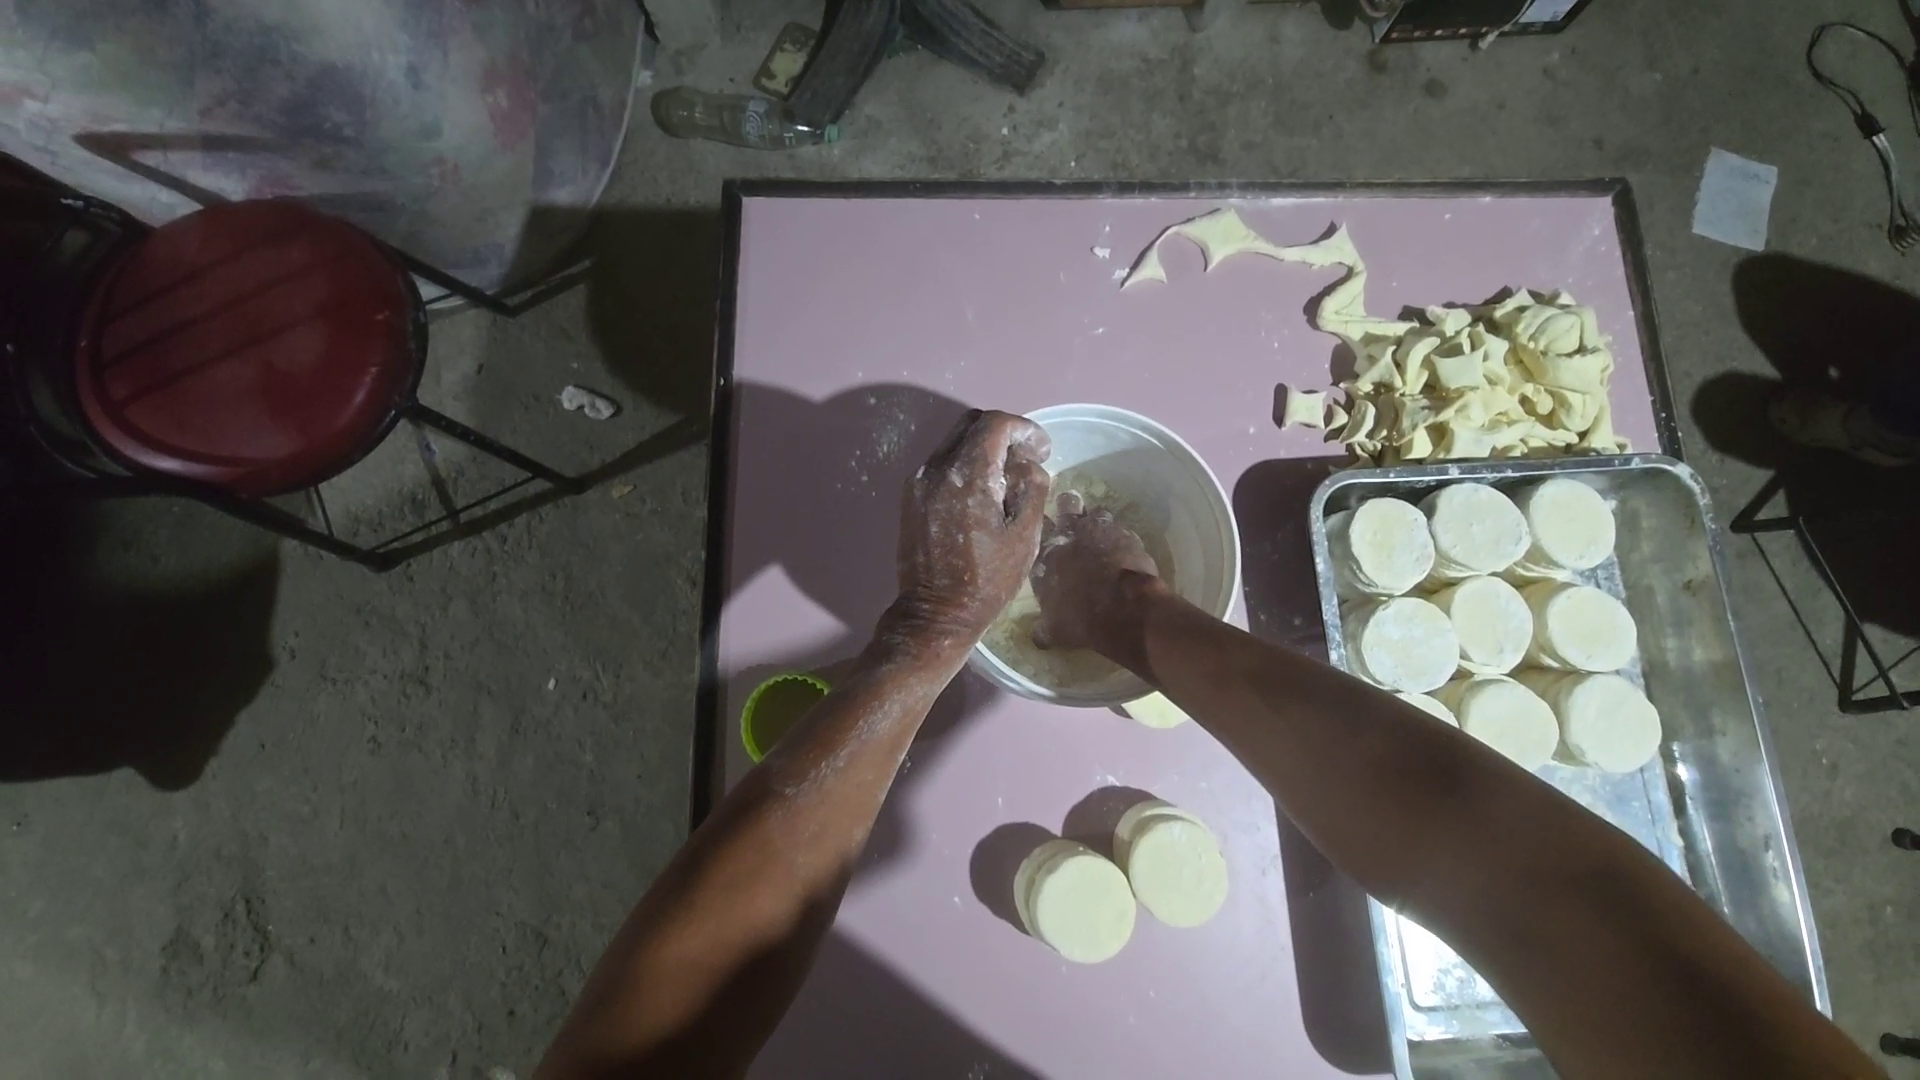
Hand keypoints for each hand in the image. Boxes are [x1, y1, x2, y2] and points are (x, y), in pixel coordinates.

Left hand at [890, 410, 1050, 648]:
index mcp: (966, 476)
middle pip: (971, 424)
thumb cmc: (987, 580)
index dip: (1025, 429)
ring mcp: (918, 481)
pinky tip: (982, 493)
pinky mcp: (911, 496)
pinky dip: (966, 464)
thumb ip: (1031, 487)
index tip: (1042, 451)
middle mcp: (935, 469)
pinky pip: (942, 463)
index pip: (995, 424)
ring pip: (955, 441)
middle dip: (1004, 433)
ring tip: (1006, 479)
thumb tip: (1025, 462)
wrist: (936, 612)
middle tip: (1026, 459)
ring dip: (985, 449)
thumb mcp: (1024, 536)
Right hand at [1031, 491, 1162, 653]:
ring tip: (1100, 535)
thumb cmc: (1080, 618)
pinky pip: (1122, 530)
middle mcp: (1072, 533)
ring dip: (1097, 522)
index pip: (1038, 527)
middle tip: (1072, 515)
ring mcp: (1103, 531)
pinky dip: (1120, 539)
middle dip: (1068, 506)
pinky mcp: (1129, 536)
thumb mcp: (1054, 629)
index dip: (1042, 526)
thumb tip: (1037, 636)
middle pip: (1067, 503)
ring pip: (1097, 512)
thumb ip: (1044, 627)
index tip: (1045, 530)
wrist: (1123, 610)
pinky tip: (1122, 552)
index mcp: (1047, 552)